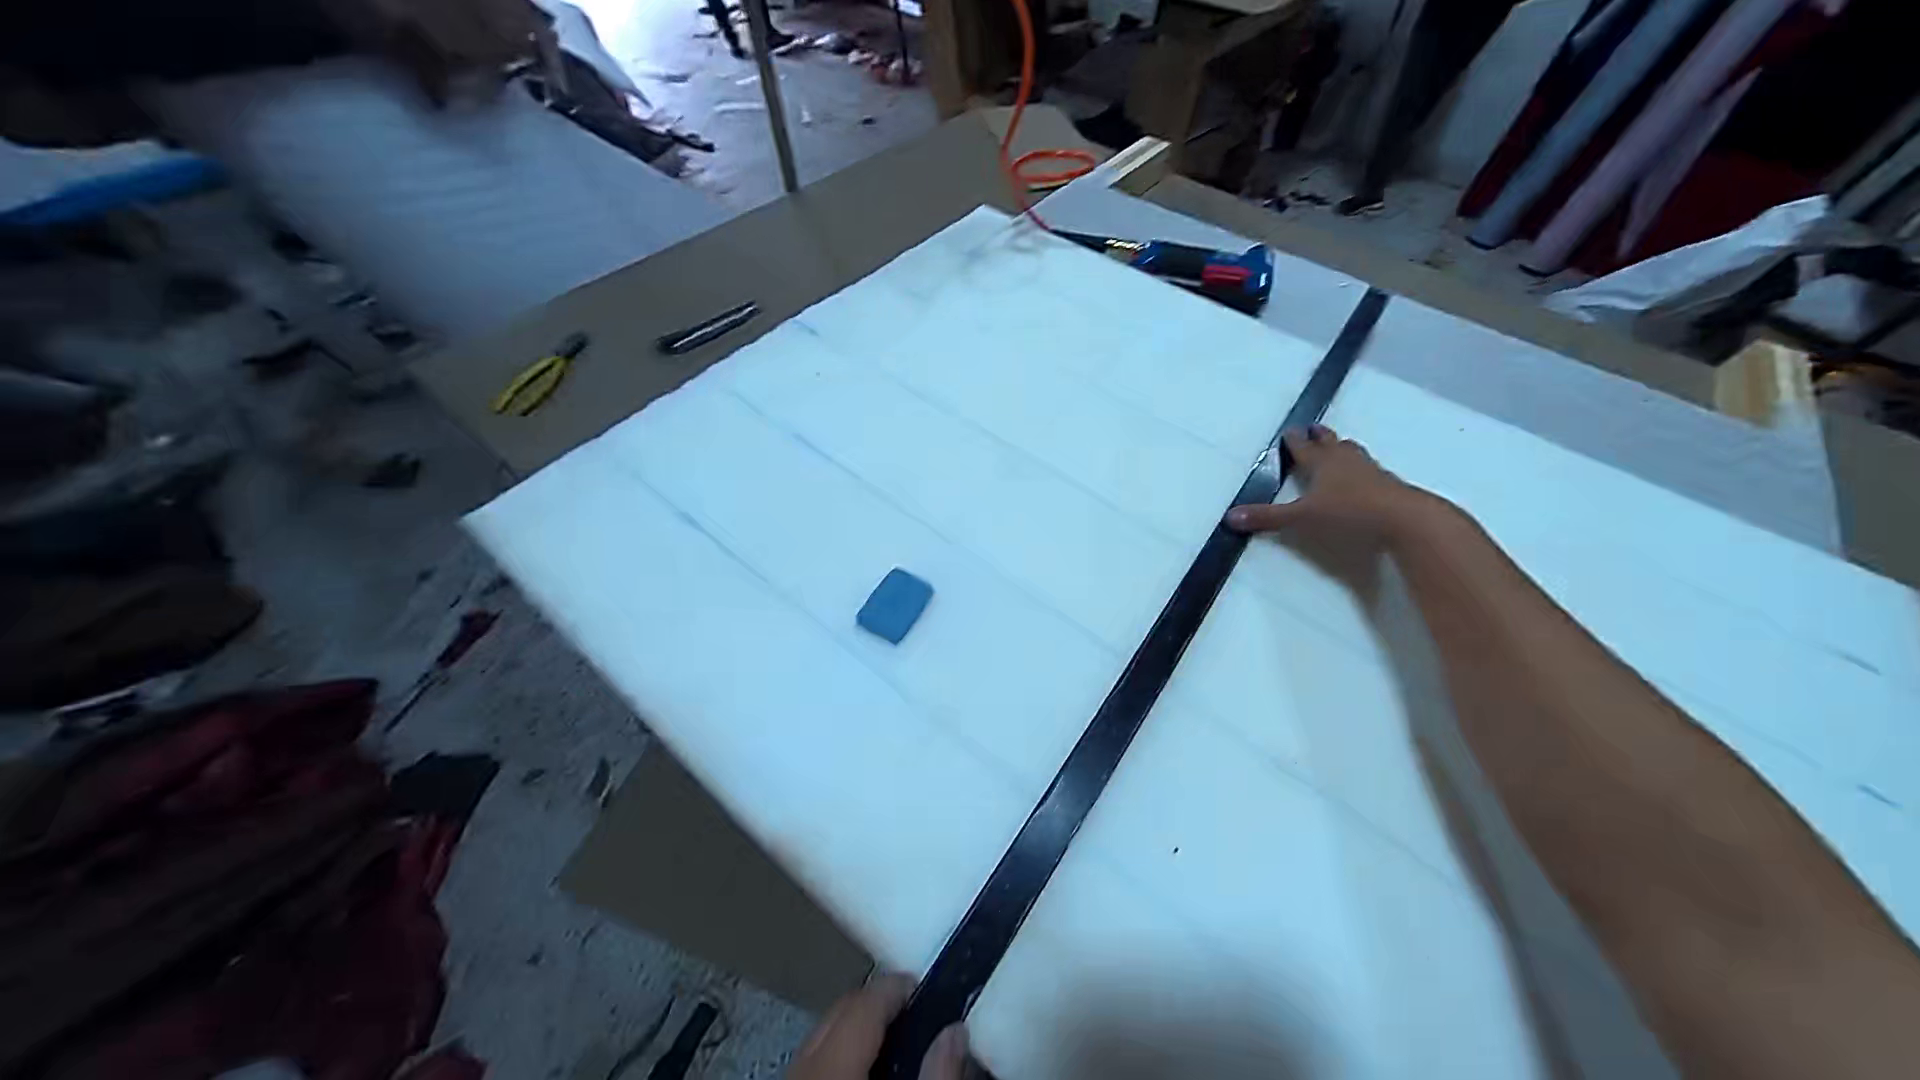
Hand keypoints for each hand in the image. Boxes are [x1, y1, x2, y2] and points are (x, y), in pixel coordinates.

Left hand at [789, 974, 967, 1079]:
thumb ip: (937, 1073)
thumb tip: (954, 1031)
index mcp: (834, 1065)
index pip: (865, 1001)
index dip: (897, 986)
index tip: (924, 985)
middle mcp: (804, 1064)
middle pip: (841, 1010)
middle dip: (877, 1003)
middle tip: (914, 1011)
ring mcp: (791, 1075)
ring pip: (823, 1032)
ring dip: (856, 1027)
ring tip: (891, 1041)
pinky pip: (812, 1057)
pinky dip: (837, 1050)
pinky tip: (861, 1065)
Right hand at [1226, 425, 1430, 544]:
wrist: (1404, 519)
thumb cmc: (1348, 512)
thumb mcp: (1301, 518)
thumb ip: (1267, 518)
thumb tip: (1229, 517)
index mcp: (1322, 463)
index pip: (1303, 447)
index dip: (1294, 440)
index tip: (1289, 431)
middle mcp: (1346, 461)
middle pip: (1331, 443)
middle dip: (1320, 437)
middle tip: (1313, 430)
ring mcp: (1370, 471)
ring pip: (1352, 453)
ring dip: (1342, 449)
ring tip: (1338, 448)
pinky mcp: (1388, 486)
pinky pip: (1369, 470)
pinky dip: (1360, 469)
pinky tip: (1360, 478)